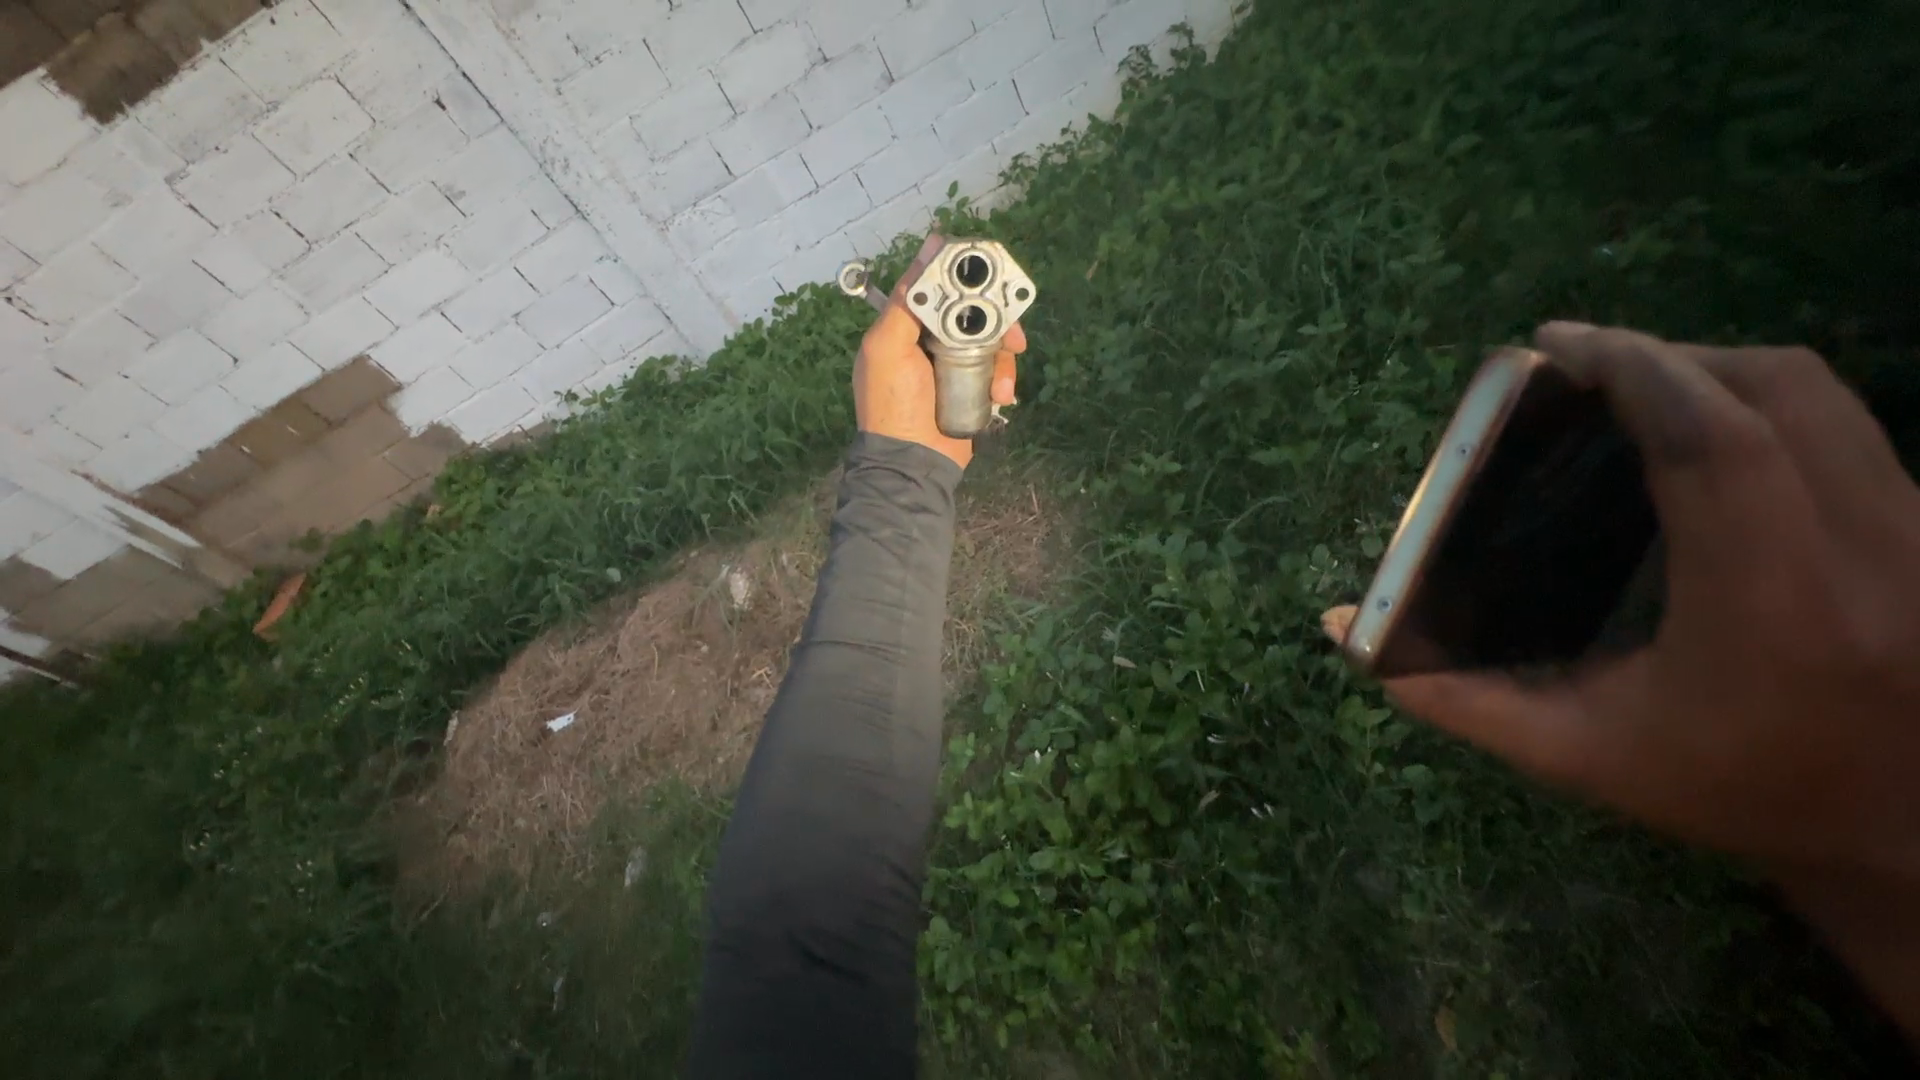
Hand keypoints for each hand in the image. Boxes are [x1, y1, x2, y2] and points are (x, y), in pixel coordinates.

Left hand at [855, 233, 1025, 468]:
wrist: (912, 463)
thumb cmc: (894, 404)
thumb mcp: (889, 347)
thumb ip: (907, 300)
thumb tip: (932, 244)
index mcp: (906, 325)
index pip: (941, 287)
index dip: (967, 281)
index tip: (993, 282)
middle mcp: (930, 340)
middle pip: (974, 313)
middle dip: (998, 324)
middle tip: (1015, 337)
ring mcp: (954, 365)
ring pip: (991, 342)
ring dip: (1003, 360)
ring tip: (1002, 386)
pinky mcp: (973, 388)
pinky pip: (996, 371)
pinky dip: (1004, 381)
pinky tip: (1001, 398)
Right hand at [1325, 323, 1919, 1026]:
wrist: (1913, 834)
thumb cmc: (1733, 790)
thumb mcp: (1572, 753)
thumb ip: (1451, 695)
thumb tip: (1341, 629)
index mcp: (1773, 603)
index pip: (1716, 440)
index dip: (1637, 369)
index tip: (1555, 344)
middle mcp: (1871, 547)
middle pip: (1774, 388)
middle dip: (1663, 355)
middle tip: (1572, 363)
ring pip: (1819, 395)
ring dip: (1709, 370)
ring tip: (1622, 387)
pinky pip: (1838, 424)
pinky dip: (1753, 400)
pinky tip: (1690, 433)